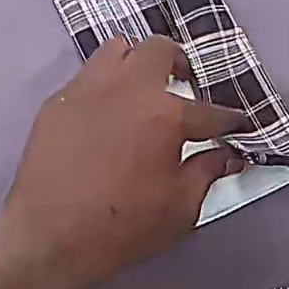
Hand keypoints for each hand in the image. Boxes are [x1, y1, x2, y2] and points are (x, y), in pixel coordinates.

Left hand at [0, 37, 246, 288]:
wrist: (51, 238)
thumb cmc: (125, 227)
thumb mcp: (181, 208)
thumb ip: (208, 172)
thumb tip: (228, 156)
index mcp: (166, 116)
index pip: (210, 111)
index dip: (229, 120)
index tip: (236, 125)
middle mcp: (128, 90)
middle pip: (161, 51)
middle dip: (181, 65)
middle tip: (185, 87)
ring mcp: (88, 90)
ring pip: (118, 50)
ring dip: (137, 63)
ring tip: (142, 90)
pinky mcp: (57, 103)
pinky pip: (87, 76)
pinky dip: (106, 86)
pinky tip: (107, 115)